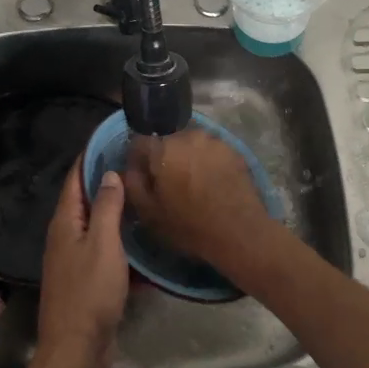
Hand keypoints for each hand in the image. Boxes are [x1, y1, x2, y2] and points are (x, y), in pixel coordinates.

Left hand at [36, 158, 128, 367]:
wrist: (76, 350)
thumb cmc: (89, 293)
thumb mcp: (103, 245)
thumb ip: (106, 207)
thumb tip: (109, 174)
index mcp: (64, 223)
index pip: (75, 178)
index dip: (90, 157)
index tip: (111, 138)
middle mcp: (65, 236)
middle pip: (84, 199)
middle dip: (105, 180)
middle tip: (135, 162)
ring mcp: (73, 259)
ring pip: (95, 225)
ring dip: (114, 210)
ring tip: (142, 193)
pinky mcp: (85, 279)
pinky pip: (103, 248)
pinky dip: (119, 238)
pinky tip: (140, 238)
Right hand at [123, 128, 274, 268]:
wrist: (239, 232)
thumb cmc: (189, 225)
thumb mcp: (149, 212)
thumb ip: (132, 184)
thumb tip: (128, 168)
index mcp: (163, 147)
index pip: (139, 142)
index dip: (137, 160)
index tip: (142, 178)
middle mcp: (188, 135)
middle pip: (167, 142)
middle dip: (164, 159)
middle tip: (169, 184)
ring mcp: (214, 140)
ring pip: (191, 146)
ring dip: (187, 160)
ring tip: (193, 185)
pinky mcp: (234, 150)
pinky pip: (211, 153)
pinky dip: (207, 163)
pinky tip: (212, 184)